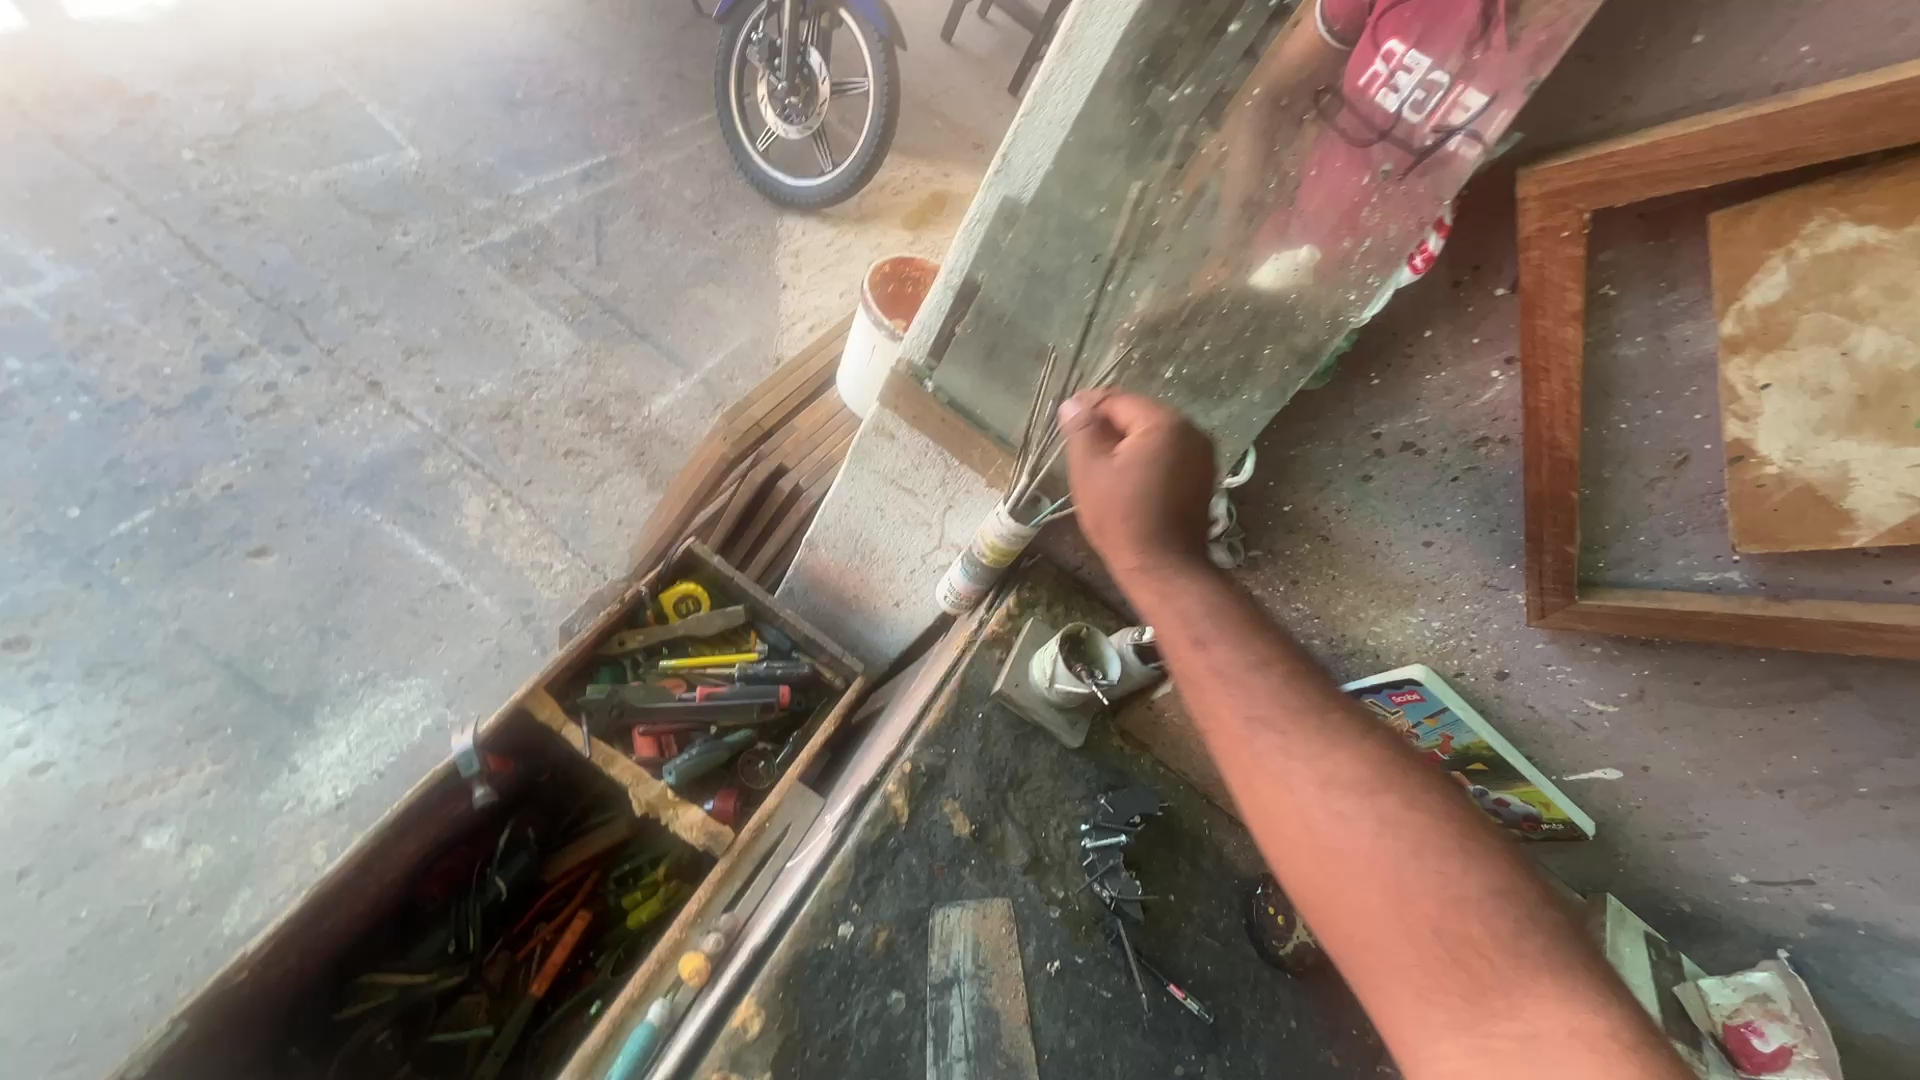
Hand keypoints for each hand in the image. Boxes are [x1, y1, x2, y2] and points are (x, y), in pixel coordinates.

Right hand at [1058, 389, 1216, 586]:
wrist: (1163, 567)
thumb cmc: (1121, 518)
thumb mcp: (1090, 470)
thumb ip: (1082, 429)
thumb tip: (1074, 403)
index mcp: (1164, 423)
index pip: (1118, 401)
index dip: (1089, 407)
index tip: (1067, 418)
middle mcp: (1191, 431)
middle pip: (1139, 416)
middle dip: (1109, 426)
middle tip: (1079, 444)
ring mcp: (1202, 455)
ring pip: (1154, 437)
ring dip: (1127, 444)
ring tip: (1099, 463)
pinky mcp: (1203, 477)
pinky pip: (1168, 456)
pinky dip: (1146, 460)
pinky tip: (1126, 479)